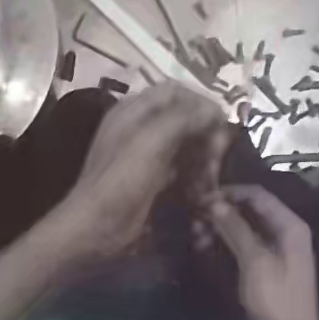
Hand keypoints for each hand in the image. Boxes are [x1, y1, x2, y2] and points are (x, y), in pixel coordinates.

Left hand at [47, 83, 228, 262]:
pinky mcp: (154, 182)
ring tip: (210, 182)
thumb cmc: (121, 180)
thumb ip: (184, 118)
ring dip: (204, 162)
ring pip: (187, 147)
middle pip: (185, 119)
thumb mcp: (151, 141)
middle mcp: (141, 129)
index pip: (176, 92)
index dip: (201, 103)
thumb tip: (215, 111)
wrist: (97, 228)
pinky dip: (196, 180)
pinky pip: (183, 172)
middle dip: (206, 137)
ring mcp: (148, 156)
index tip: (221, 125)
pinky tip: (202, 196)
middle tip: (216, 158)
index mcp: (134, 111)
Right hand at [201, 185, 318, 319]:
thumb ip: (235, 228)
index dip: (228, 193)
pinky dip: (221, 245)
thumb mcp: (255, 262)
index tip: (199, 199)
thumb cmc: (276, 303)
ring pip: (240, 229)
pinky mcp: (261, 270)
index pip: (257, 195)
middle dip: (219, 212)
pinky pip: (239, 248)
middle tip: (192, 218)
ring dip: (217, 228)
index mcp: (290, 227)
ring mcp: (272, 253)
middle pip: (248, 211)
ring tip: (193, 235)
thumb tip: (214, 201)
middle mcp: (283, 234)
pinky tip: (202, 248)